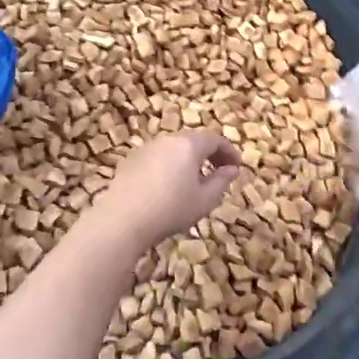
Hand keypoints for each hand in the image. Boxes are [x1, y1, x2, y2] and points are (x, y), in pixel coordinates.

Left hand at [92, 131, 240, 249]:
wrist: (122, 219)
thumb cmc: (171, 209)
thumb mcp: (204, 200)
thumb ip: (221, 182)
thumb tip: (231, 169)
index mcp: (189, 144)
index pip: (214, 139)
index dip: (228, 151)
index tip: (236, 166)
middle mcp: (167, 139)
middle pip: (193, 141)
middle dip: (209, 154)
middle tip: (218, 171)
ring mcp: (146, 148)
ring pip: (173, 148)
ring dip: (187, 160)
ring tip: (193, 181)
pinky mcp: (130, 160)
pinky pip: (157, 158)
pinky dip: (169, 166)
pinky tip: (167, 187)